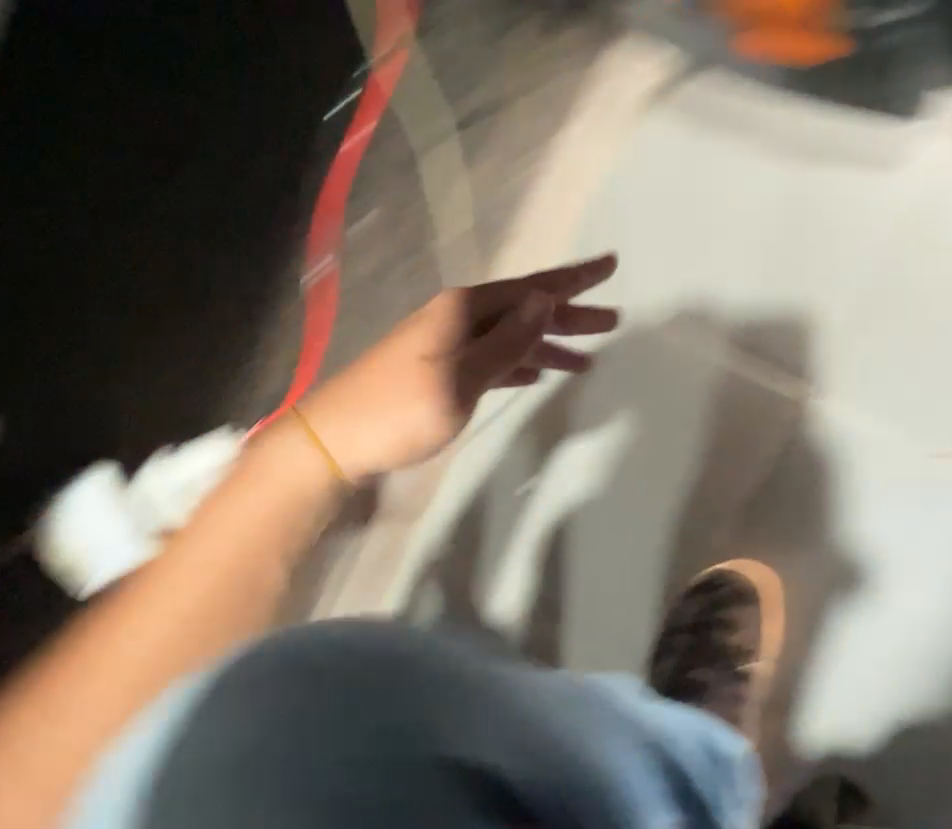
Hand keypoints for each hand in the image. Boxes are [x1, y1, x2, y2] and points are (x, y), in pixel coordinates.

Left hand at [291, 254, 619, 481]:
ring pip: (513, 338)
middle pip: (526, 311)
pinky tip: (538, 373)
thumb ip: (507, 341)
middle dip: (570, 315)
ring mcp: (449, 346)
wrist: (338, 439)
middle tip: (613, 320)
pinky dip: (520, 364)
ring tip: (588, 358)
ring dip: (550, 345)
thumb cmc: (401, 409)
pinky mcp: (443, 372)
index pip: (531, 288)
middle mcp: (459, 319)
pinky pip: (495, 360)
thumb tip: (544, 301)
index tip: (610, 265)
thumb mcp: (461, 377)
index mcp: (464, 311)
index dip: (573, 280)